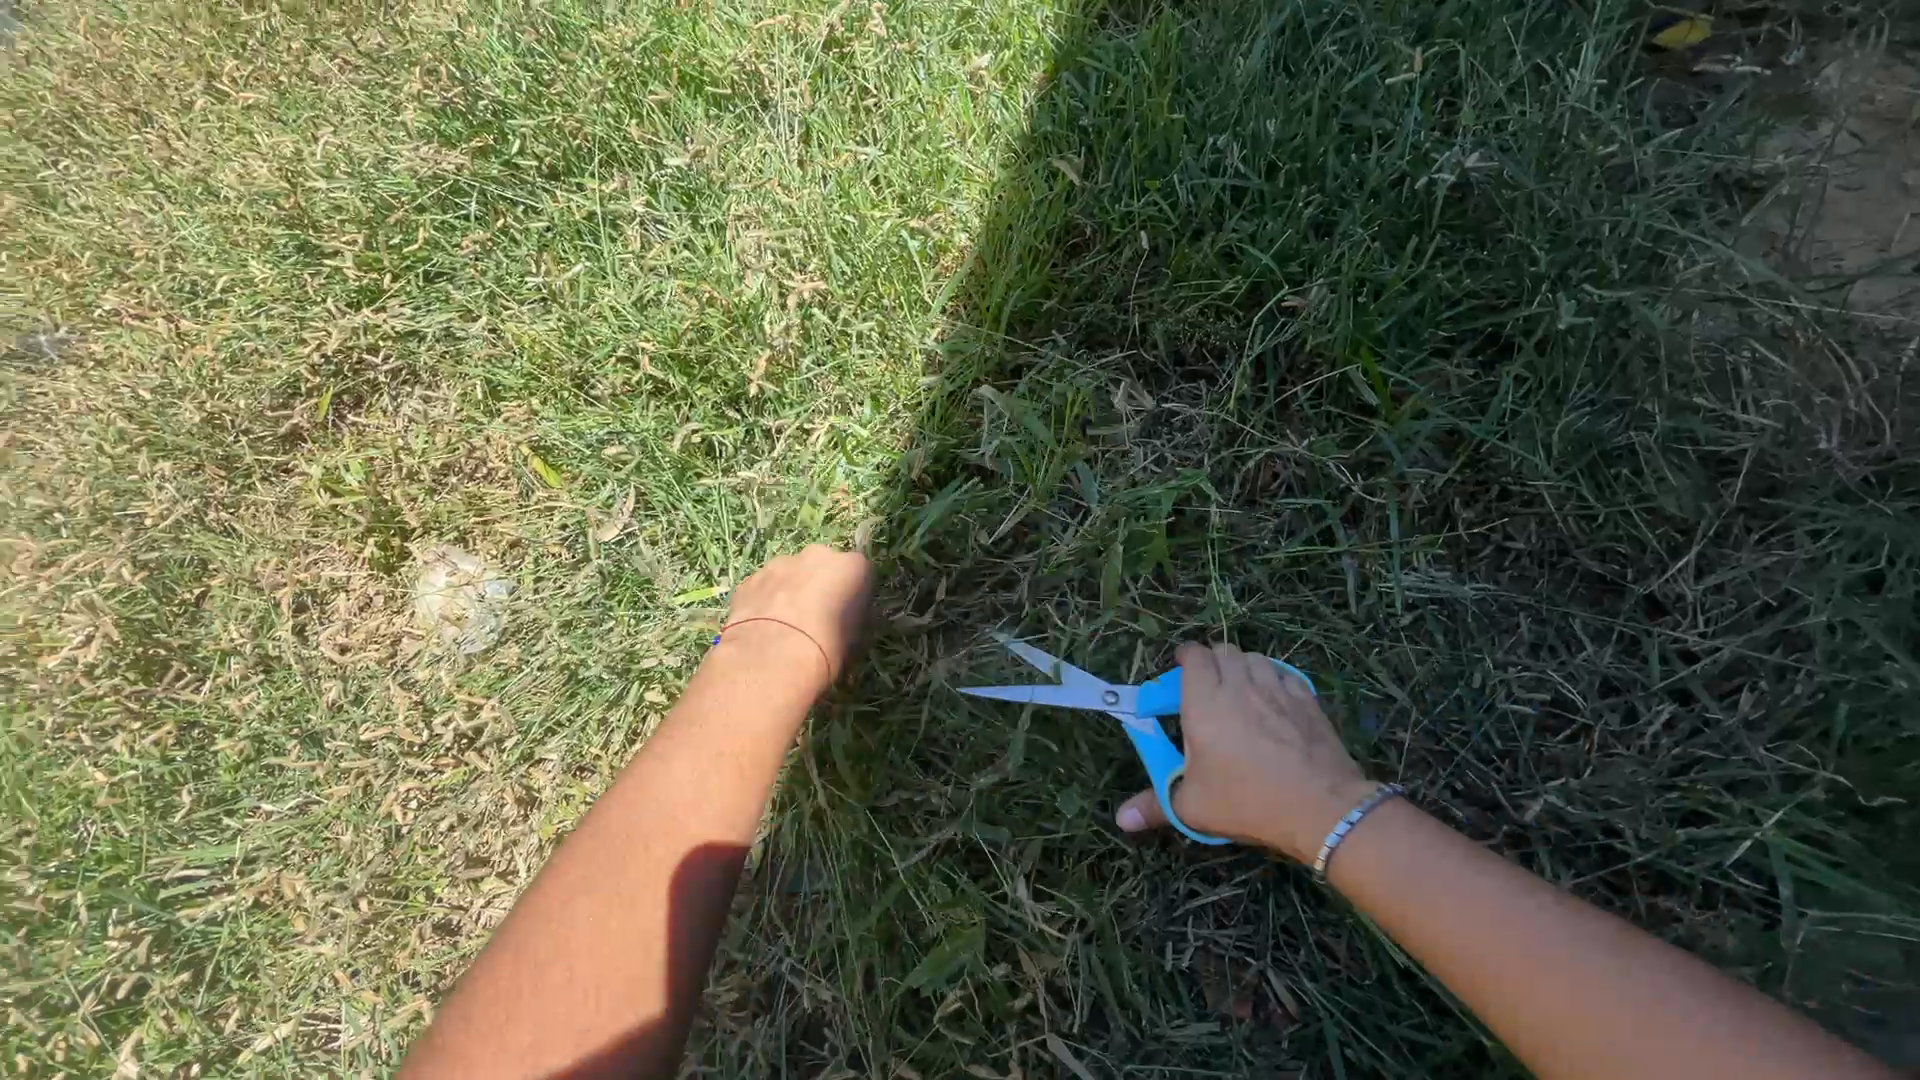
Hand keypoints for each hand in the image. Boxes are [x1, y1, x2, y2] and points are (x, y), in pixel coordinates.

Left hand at [715, 545, 873, 691]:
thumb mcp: (858, 639)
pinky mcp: (751, 578)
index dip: (855, 595)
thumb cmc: (828, 646)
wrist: (773, 656)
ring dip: (792, 590)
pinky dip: (767, 600)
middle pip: (823, 566)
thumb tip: (851, 619)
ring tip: (786, 624)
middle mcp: (817, 555)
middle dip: (821, 585)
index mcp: (851, 566)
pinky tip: (764, 626)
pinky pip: (765, 586)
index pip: (860, 573)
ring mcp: (780, 563)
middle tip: (817, 617)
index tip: (850, 614)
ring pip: (791, 573)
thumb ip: (857, 619)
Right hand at [1115, 642, 1375, 860]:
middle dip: (1212, 660)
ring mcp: (1276, 688)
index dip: (1185, 657)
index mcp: (1204, 701)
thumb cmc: (1248, 801)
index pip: (1193, 656)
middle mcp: (1238, 685)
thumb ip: (1154, 806)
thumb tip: (1122, 820)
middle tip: (1207, 683)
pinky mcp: (1306, 699)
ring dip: (1242, 666)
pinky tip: (1273, 698)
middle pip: (1223, 651)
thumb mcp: (1193, 806)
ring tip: (1239, 688)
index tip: (1181, 668)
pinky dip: (1273, 678)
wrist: (1321, 807)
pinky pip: (1284, 674)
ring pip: (1255, 658)